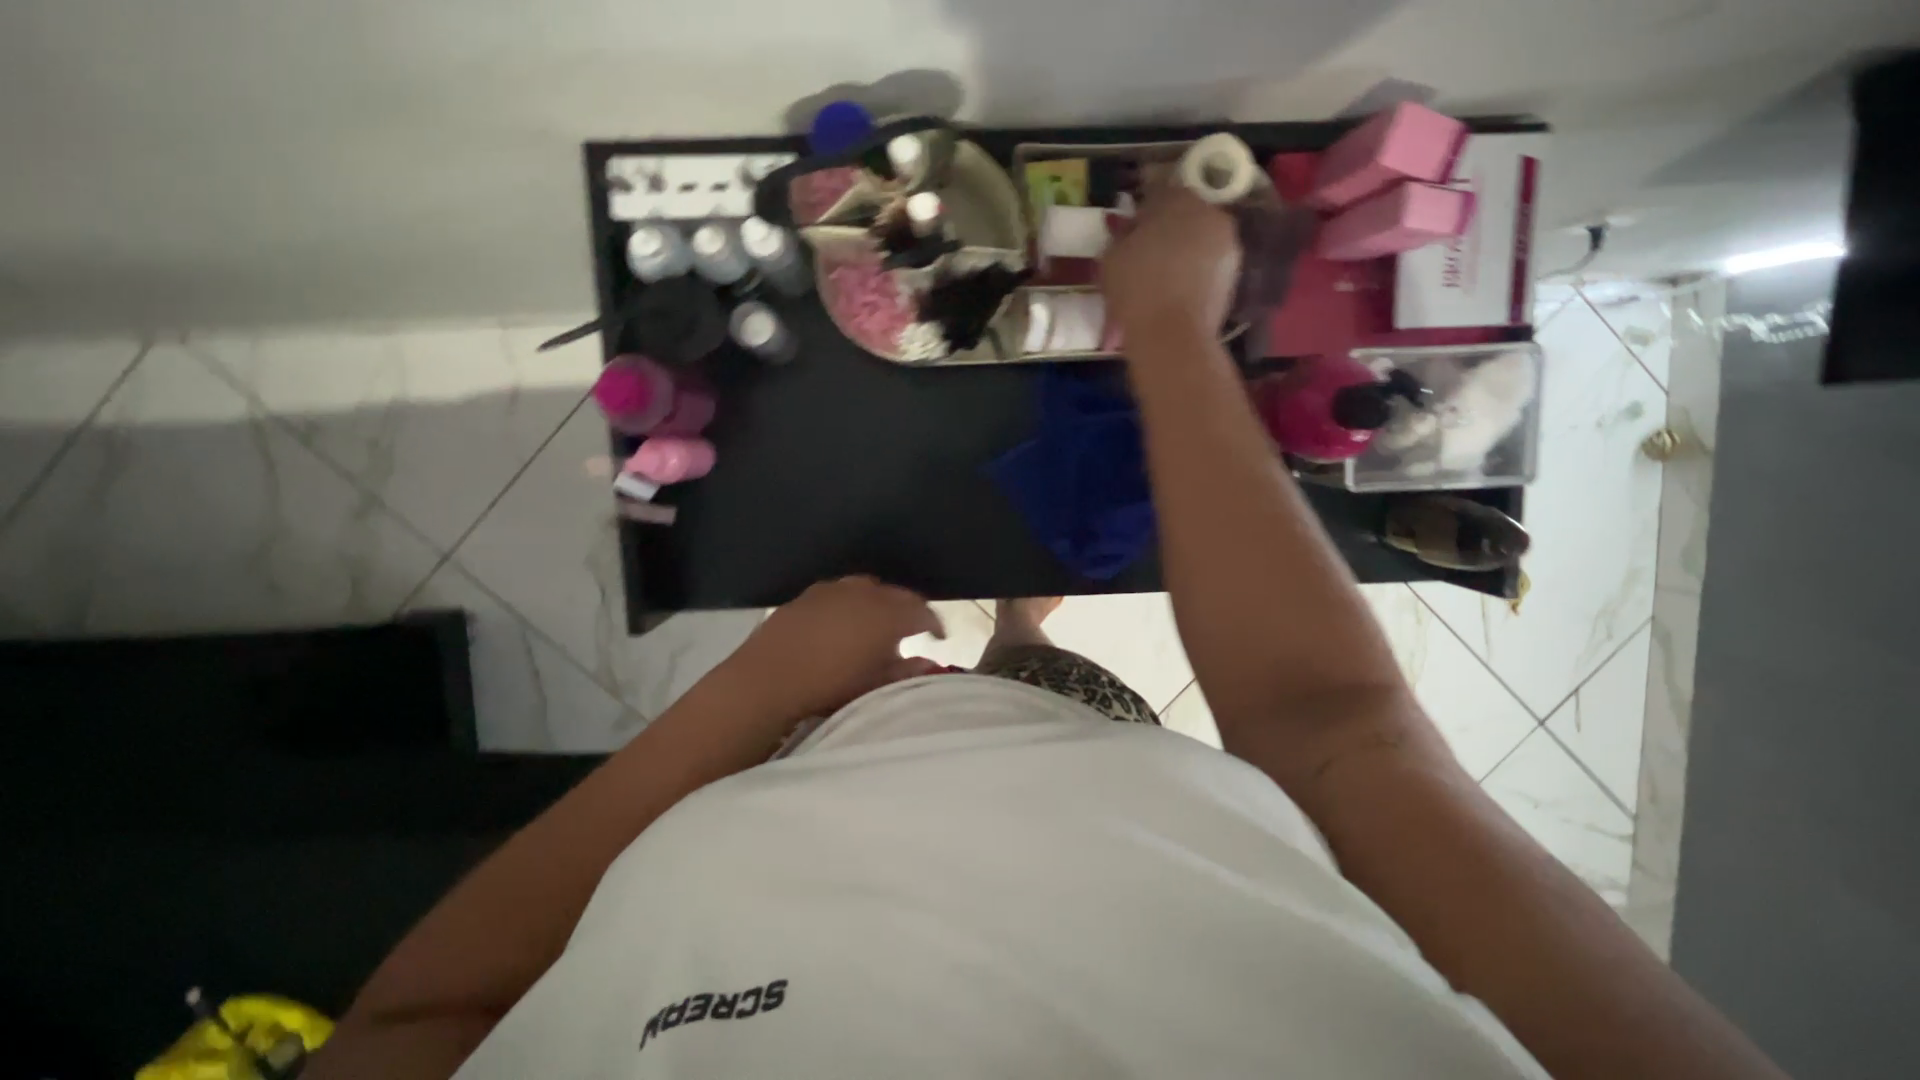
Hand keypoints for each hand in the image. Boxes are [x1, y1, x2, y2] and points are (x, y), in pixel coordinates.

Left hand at [720, 576, 945, 720]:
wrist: (768, 677)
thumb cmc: (830, 686)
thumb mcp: (875, 685)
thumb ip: (906, 672)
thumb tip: (929, 664)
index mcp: (888, 615)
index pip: (923, 612)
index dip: (935, 625)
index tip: (939, 638)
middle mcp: (866, 594)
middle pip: (898, 595)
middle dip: (910, 610)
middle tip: (914, 629)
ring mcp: (835, 589)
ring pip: (869, 589)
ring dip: (880, 603)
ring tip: (880, 623)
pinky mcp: (809, 594)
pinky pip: (842, 592)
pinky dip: (852, 602)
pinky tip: (845, 620)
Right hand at [1100, 183, 1241, 343]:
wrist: (1171, 335)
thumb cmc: (1136, 287)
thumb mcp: (1111, 256)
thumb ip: (1121, 235)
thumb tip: (1128, 230)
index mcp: (1182, 199)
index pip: (1159, 193)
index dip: (1141, 212)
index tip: (1127, 232)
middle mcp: (1212, 216)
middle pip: (1185, 217)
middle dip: (1164, 232)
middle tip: (1141, 257)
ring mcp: (1228, 248)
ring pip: (1198, 244)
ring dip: (1180, 256)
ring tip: (1157, 281)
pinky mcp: (1233, 279)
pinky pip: (1206, 269)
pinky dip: (1191, 277)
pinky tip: (1171, 296)